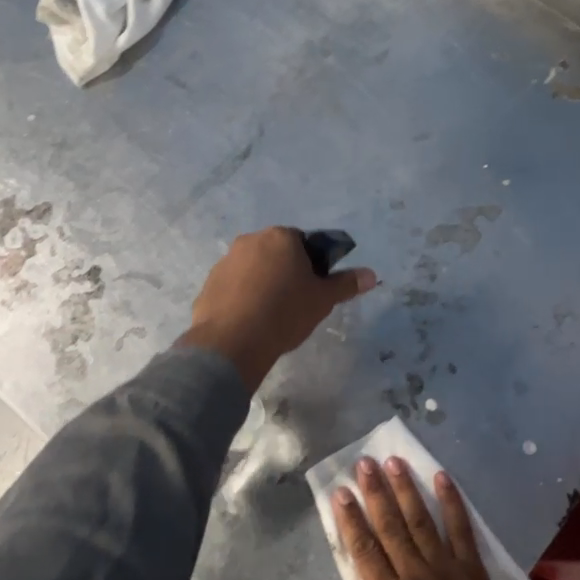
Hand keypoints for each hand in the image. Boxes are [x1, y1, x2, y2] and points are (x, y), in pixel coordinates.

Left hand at [177, 227, 375, 388]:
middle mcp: (250, 241)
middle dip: (285, 272)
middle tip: (295, 302)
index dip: (311, 264)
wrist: (233, 342)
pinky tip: (250, 322)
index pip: (302, 242)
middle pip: (275, 253)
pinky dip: (242, 299)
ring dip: (262, 284)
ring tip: (270, 316)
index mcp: (281, 237)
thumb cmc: (285, 313)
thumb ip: (346, 284)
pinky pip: (233, 287)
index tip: (313, 287)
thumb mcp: (323, 299)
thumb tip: (371, 275)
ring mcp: (225, 261)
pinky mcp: (209, 284)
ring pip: (253, 269)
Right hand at [319, 457, 515, 579]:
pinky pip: (462, 530)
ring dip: (407, 490)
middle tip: (364, 463)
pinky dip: (452, 503)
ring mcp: (447, 569)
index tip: (341, 493)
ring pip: (422, 521)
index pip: (365, 551)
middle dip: (375, 493)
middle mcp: (416, 575)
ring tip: (394, 462)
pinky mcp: (473, 569)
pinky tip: (442, 479)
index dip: (351, 520)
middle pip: (391, 527)